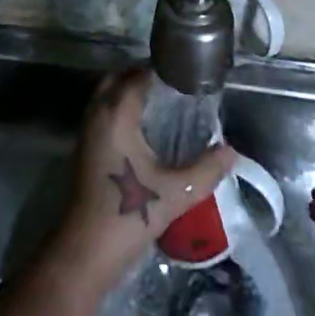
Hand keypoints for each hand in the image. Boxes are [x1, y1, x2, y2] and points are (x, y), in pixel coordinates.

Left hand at [53, 67, 236, 281]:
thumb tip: (231, 151)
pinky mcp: (83, 146)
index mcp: (117, 113)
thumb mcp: (177, 191)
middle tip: (171, 82)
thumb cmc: (131, 212)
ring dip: (127, 89)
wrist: (87, 246)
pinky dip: (118, 106)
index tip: (183, 70)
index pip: (137, 75)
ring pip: (106, 94)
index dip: (159, 69)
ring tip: (160, 99)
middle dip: (140, 74)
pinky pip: (101, 111)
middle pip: (116, 78)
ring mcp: (87, 129)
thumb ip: (207, 169)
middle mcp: (98, 113)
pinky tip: (141, 125)